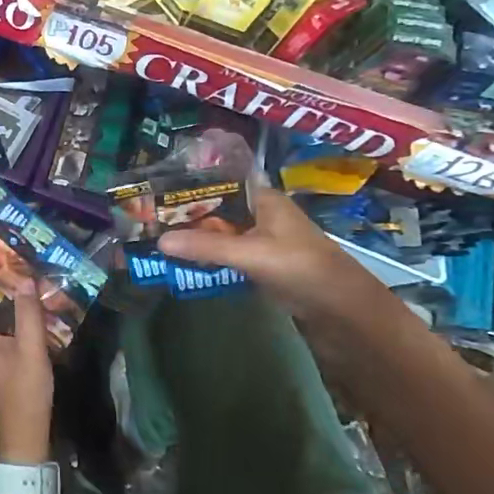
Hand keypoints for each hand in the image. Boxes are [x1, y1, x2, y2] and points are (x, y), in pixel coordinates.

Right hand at [158, 184, 394, 327]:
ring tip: (159, 242)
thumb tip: (160, 240)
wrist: (343, 311)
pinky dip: (210, 260)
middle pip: (219, 210)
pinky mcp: (264, 267)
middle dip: (189, 216)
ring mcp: (264, 242)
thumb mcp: (251, 254)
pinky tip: (186, 265)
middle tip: (150, 222)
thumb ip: (207, 246)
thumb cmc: (301, 268)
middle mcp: (263, 216)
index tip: (159, 192)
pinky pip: (230, 257)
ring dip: (198, 240)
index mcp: (264, 200)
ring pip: (223, 235)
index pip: (222, 183)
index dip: (193, 186)